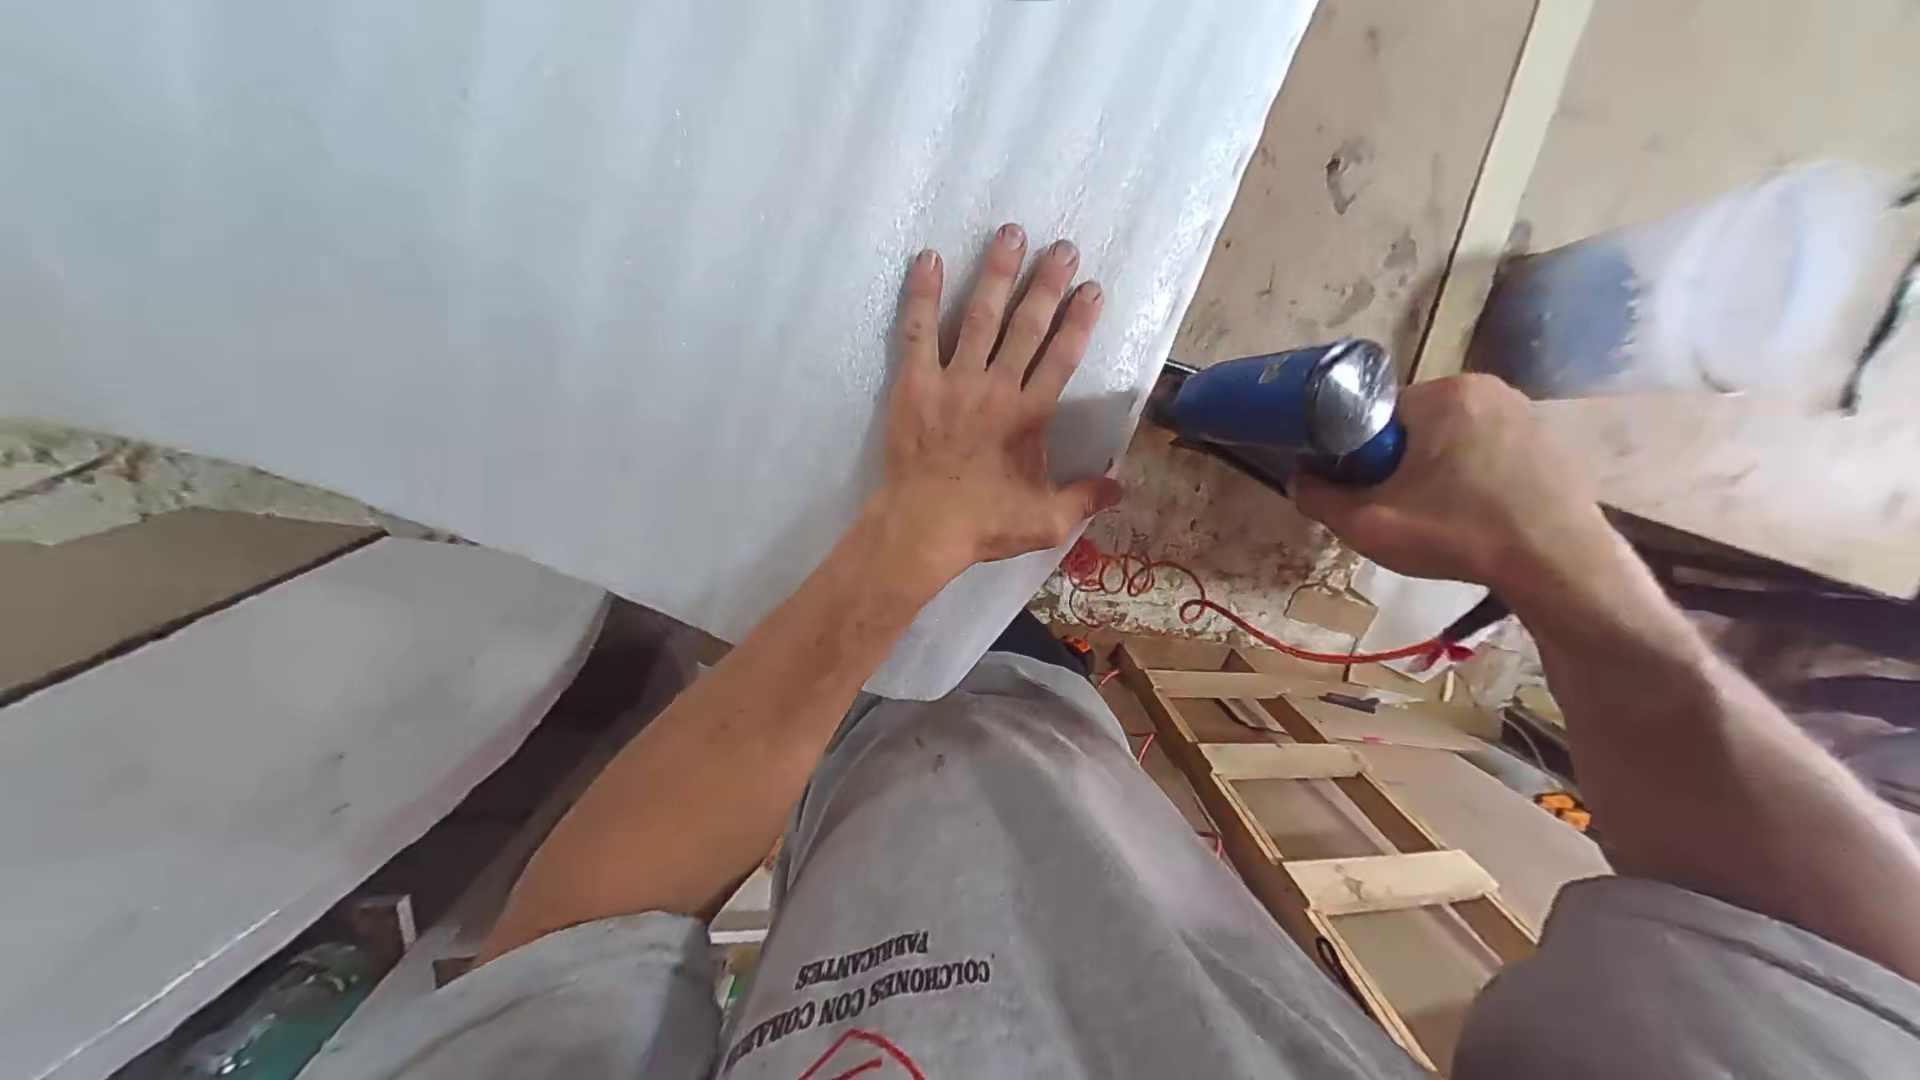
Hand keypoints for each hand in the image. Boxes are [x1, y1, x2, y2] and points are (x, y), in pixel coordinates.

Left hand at [870, 223, 1122, 580]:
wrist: (921, 527)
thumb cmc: (983, 524)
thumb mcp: (1045, 521)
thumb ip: (1084, 498)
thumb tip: (1119, 487)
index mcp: (1029, 416)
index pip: (1061, 357)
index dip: (1079, 321)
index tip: (1092, 289)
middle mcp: (995, 388)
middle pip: (1027, 327)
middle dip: (1047, 284)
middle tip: (1062, 248)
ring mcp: (953, 382)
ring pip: (980, 318)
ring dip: (998, 274)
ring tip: (1011, 233)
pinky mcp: (915, 384)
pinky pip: (918, 332)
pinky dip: (923, 294)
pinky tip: (929, 258)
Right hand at [1292, 374, 1613, 591]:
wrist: (1560, 567)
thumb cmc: (1458, 535)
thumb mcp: (1367, 525)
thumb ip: (1319, 499)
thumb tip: (1298, 479)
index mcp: (1442, 395)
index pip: (1369, 413)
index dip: (1352, 452)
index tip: (1357, 487)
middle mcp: (1485, 387)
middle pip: (1404, 423)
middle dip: (1389, 459)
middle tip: (1390, 503)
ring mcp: (1521, 409)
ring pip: (1439, 435)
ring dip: (1423, 466)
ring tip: (1428, 510)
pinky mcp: (1542, 435)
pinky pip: (1476, 444)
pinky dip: (1460, 471)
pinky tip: (1465, 508)